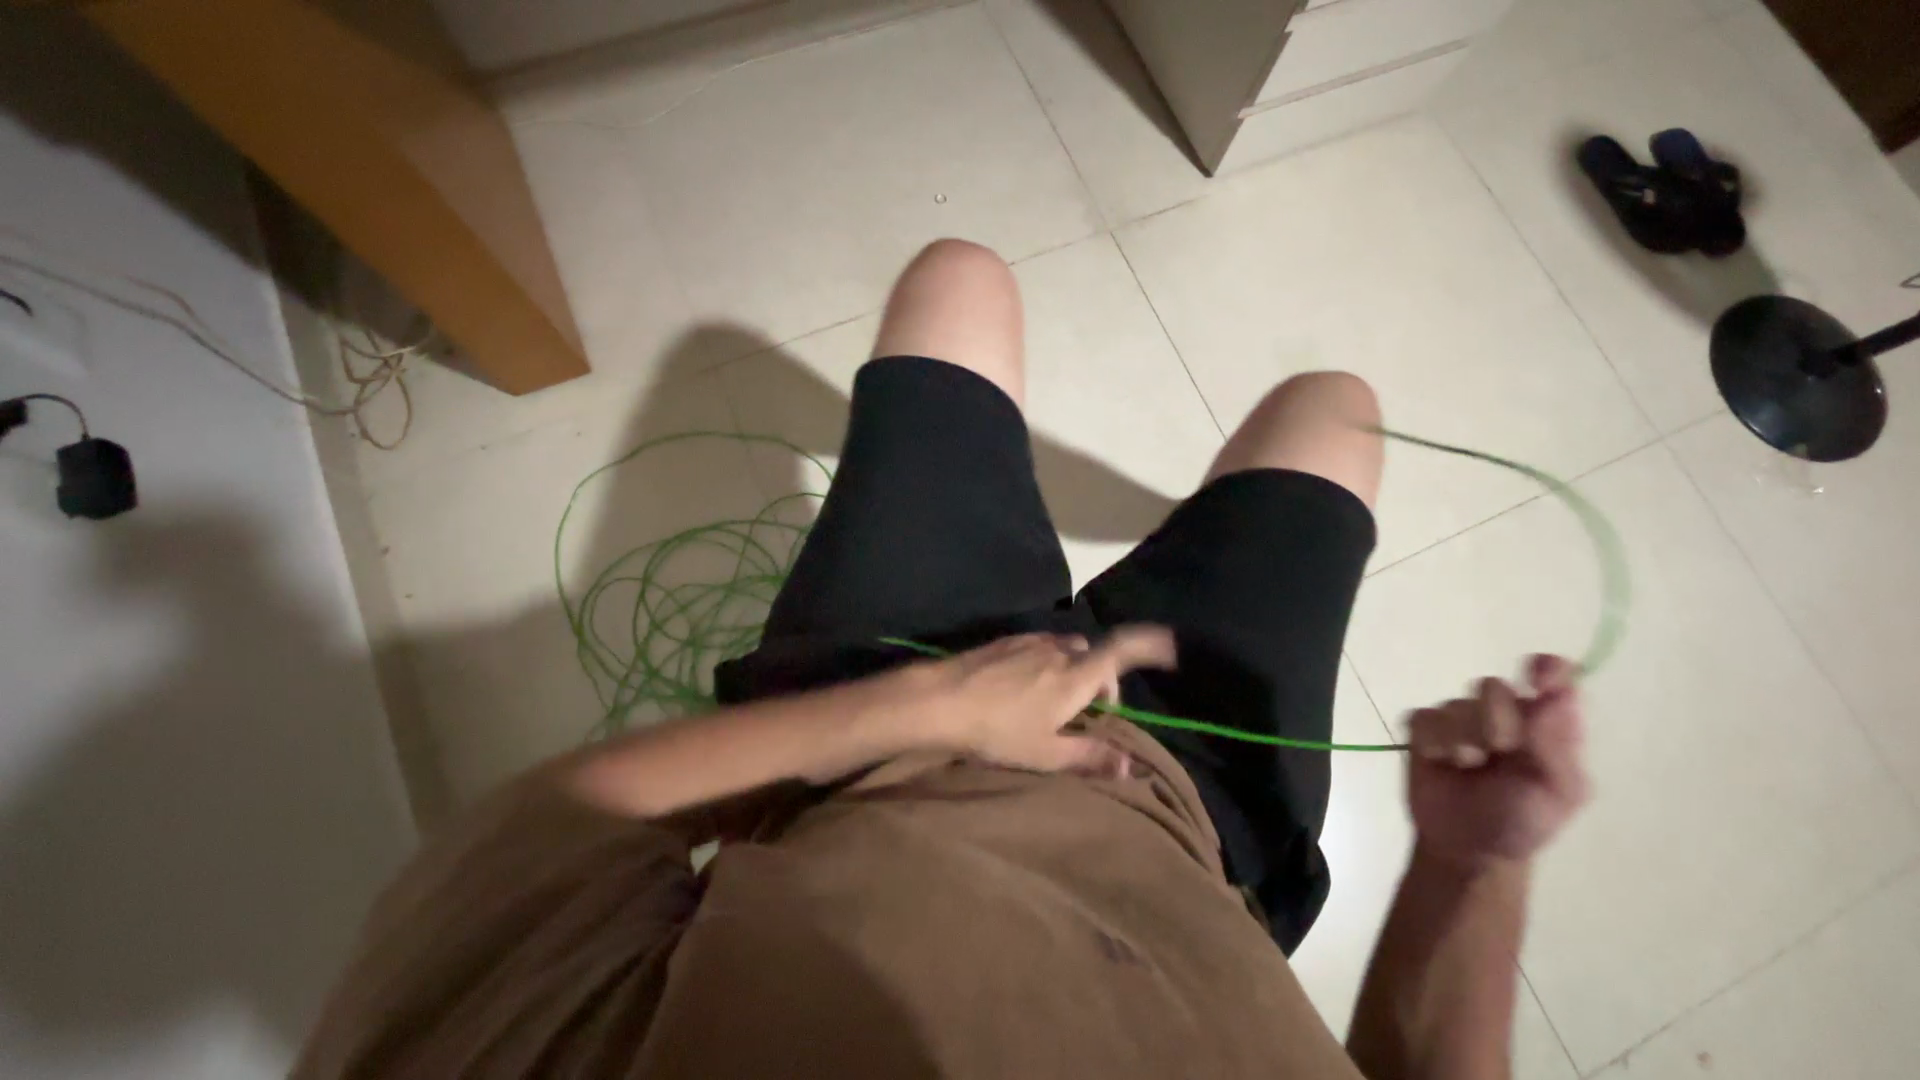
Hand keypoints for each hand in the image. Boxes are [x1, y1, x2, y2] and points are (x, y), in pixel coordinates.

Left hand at [910, 626, 1176, 774]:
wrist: (939, 700)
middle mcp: (1058, 650)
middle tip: (1089, 715)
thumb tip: (1133, 768)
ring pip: (1065, 651)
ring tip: (1053, 705)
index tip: (1170, 647)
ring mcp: (1029, 642)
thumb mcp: (1047, 754)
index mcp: (1076, 675)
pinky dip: (1045, 665)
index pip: (1123, 650)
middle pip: (1094, 656)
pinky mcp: (1004, 642)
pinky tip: (1021, 692)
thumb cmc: (998, 731)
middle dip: (1100, 681)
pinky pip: (1038, 649)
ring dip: (1071, 672)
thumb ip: (1091, 757)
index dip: (1150, 644)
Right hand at [1406, 654, 1590, 866]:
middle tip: (1500, 752)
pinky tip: (1440, 763)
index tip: (1536, 680)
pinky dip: (1432, 743)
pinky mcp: (1424, 729)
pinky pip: (1423, 718)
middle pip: (1493, 687)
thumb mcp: (1558, 793)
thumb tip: (1556, 696)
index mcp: (1545, 722)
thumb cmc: (1523, 820)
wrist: (1468, 847)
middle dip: (1495, 720)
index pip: (1554, 675)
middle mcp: (1503, 712)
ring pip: (1456, 704)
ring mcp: (1460, 718)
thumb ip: (1558, 745)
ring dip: (1462, 740)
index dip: (1546, 669)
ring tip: (1466, 768)